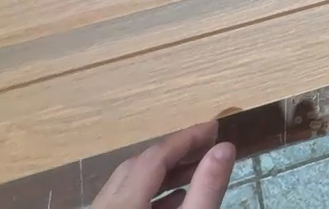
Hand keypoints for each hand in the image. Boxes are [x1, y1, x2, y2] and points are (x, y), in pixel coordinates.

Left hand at [90, 122, 235, 208]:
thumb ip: (206, 187)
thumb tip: (225, 146)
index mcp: (123, 203)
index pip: (155, 156)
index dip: (187, 137)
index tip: (216, 128)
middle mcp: (103, 206)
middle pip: (136, 166)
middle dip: (173, 152)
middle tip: (206, 146)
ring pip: (125, 184)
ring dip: (160, 172)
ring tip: (194, 172)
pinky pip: (118, 201)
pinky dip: (146, 192)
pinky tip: (172, 200)